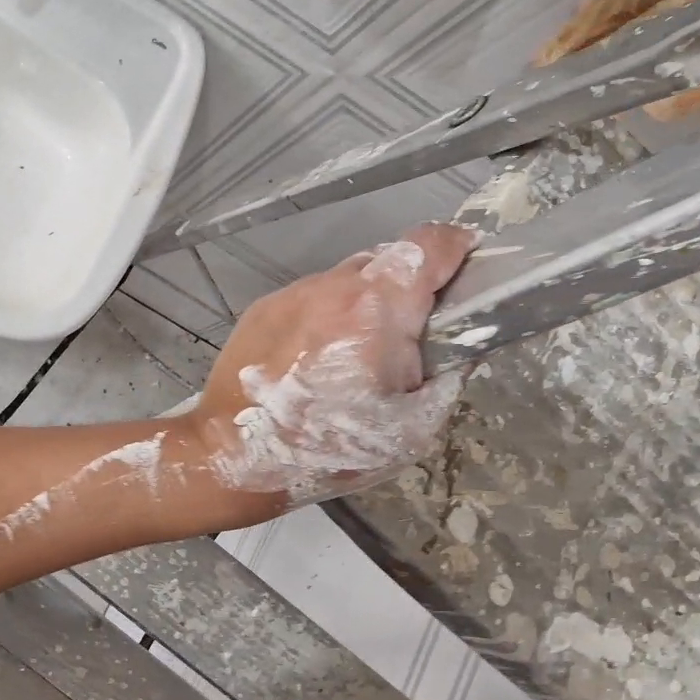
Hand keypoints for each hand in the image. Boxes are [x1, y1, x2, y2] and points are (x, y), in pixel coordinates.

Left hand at [187, 223, 476, 505]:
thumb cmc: (330, 448)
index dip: (456, 251)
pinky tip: (313, 359)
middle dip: (408, 287)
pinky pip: (308, 298)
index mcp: (377, 306)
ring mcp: (291, 295)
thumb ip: (448, 373)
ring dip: (362, 303)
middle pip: (386, 259)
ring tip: (355, 354)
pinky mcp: (261, 308)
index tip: (464, 274)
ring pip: (344, 279)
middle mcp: (331, 287)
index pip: (430, 243)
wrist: (234, 455)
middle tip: (410, 335)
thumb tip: (461, 343)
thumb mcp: (414, 425)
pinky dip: (323, 316)